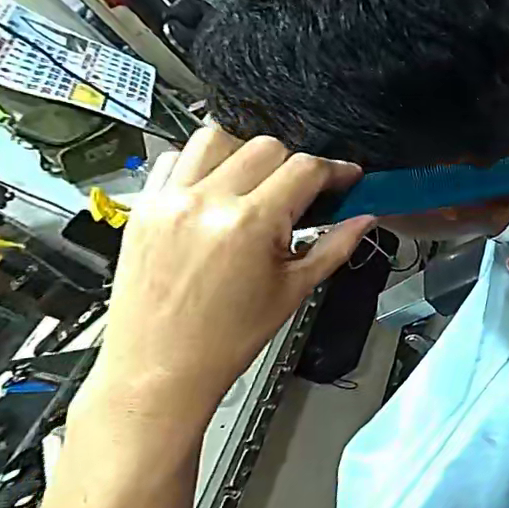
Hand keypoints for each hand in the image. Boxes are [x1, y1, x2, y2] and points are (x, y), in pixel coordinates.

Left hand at [83, 127, 373, 443]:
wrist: (159, 370)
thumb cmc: (225, 338)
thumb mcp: (295, 289)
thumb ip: (335, 245)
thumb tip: (364, 219)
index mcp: (249, 225)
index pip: (306, 169)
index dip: (336, 171)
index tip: (346, 179)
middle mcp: (205, 204)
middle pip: (267, 147)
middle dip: (296, 164)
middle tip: (305, 192)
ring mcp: (169, 202)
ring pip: (217, 138)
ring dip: (247, 153)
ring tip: (258, 183)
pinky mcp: (144, 208)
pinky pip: (175, 160)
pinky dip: (202, 164)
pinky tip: (218, 190)